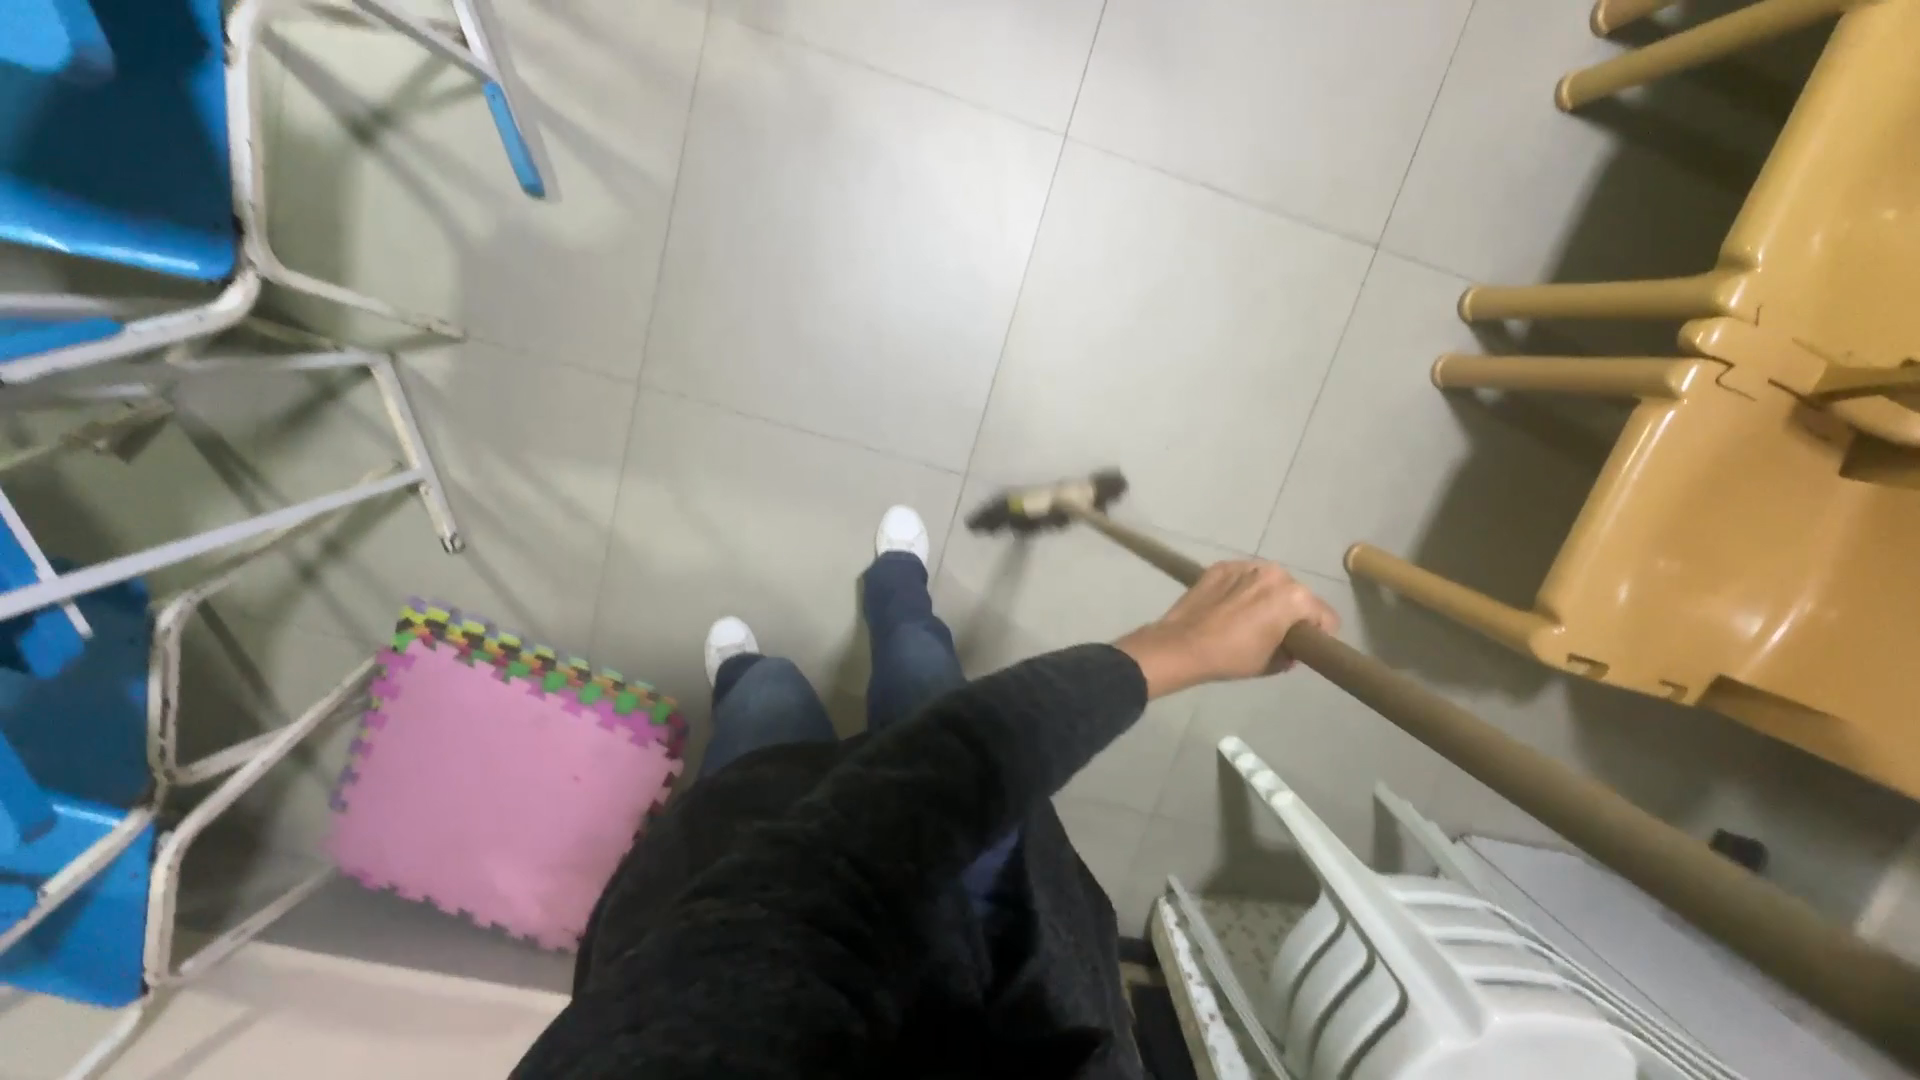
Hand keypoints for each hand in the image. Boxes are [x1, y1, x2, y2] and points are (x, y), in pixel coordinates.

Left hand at [1114, 561, 1339, 698]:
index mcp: (1295, 597)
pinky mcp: (1222, 566)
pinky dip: (1241, 588)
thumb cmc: (1232, 656)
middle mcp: (1275, 573)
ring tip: (1246, 617)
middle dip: (1290, 612)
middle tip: (1271, 631)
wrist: (1182, 645)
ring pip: (1269, 582)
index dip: (1318, 634)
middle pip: (1296, 595)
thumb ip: (1292, 652)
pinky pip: (1243, 577)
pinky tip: (1227, 606)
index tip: (1302, 645)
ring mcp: (1246, 566)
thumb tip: (1291, 647)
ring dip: (1265, 596)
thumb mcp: (1273, 663)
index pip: (1325, 616)